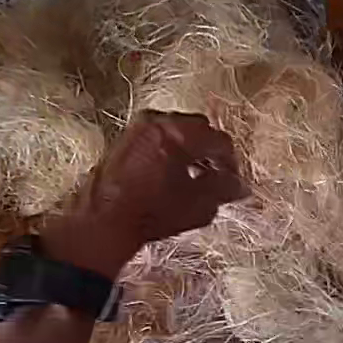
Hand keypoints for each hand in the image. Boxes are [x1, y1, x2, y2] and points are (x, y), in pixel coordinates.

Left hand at [41, 111, 248, 278]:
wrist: (103, 221)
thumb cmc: (152, 212)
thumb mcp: (197, 204)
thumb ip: (223, 189)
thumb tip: (240, 185)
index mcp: (179, 132)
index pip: (219, 140)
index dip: (231, 162)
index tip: (233, 180)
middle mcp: (158, 121)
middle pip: (198, 129)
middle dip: (210, 151)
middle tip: (216, 175)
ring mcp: (137, 128)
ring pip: (176, 131)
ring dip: (190, 149)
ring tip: (194, 177)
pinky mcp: (124, 139)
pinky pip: (157, 137)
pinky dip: (169, 151)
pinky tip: (171, 176)